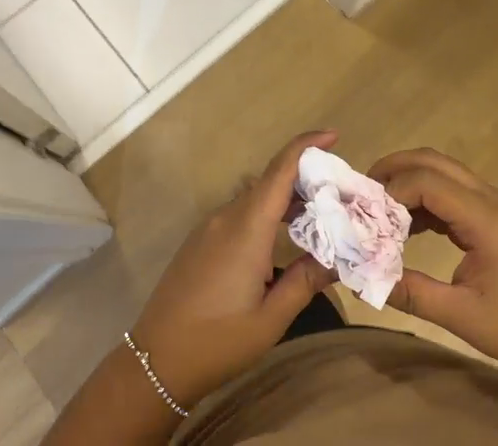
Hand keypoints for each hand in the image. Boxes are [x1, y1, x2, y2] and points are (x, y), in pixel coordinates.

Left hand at [130, 130, 338, 405]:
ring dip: (286, 198)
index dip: (306, 146)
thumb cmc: (217, 341)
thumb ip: (306, 280)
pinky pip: (240, 213)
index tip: (334, 136)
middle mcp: (227, 217)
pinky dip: (267, 213)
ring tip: (320, 214)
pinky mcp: (201, 241)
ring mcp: (210, 228)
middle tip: (341, 192)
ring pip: (255, 197)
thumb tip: (340, 256)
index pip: (280, 170)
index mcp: (246, 229)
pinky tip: (285, 237)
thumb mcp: (271, 319)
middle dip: (306, 177)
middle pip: (270, 181)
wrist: (157, 360)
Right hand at [370, 148, 497, 378]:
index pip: (426, 181)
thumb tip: (364, 279)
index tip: (364, 217)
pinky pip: (451, 190)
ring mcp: (492, 205)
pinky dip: (423, 198)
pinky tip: (406, 228)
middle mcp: (488, 199)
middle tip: (361, 196)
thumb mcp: (461, 316)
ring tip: (377, 211)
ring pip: (441, 170)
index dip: (390, 191)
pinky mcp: (492, 217)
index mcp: (484, 218)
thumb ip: (412, 293)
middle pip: (432, 161)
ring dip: (407, 181)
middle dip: (393, 170)